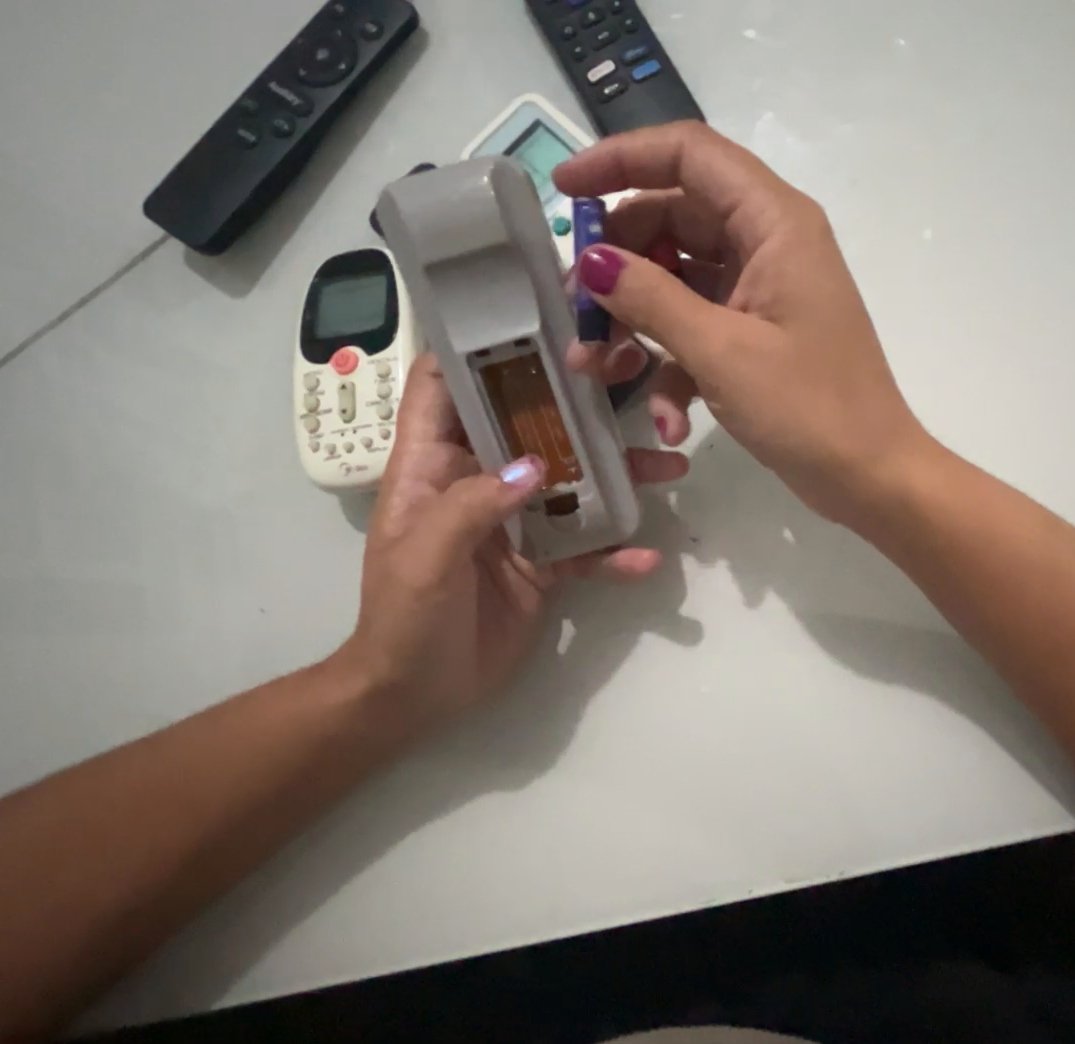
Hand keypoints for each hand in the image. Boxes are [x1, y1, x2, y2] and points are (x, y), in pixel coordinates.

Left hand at [334, 351, 687, 725]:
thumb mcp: (425, 557)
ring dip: (620, 475)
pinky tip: (645, 561)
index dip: (478, 346)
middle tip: (637, 384)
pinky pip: (588, 546)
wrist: (417, 695)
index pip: (445, 386)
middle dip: (580, 405)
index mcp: (432, 465)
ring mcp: (516, 521)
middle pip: (531, 424)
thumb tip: (538, 465)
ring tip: (671, 467)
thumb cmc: (403, 619)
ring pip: (574, 480)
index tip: (532, 316)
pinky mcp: (545, 562)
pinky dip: (617, 551)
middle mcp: (478, 481)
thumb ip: (474, 504)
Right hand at [554, 121, 935, 522]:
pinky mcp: (758, 336)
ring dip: (637, 323)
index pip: (689, 154)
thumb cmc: (808, 408)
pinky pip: (700, 329)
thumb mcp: (721, 351)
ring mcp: (764, 293)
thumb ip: (651, 298)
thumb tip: (592, 261)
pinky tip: (666, 419)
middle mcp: (769, 244)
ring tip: (599, 369)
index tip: (563, 191)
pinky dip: (675, 367)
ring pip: (679, 280)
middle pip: (674, 218)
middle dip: (619, 263)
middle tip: (574, 306)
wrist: (870, 476)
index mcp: (774, 223)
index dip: (621, 160)